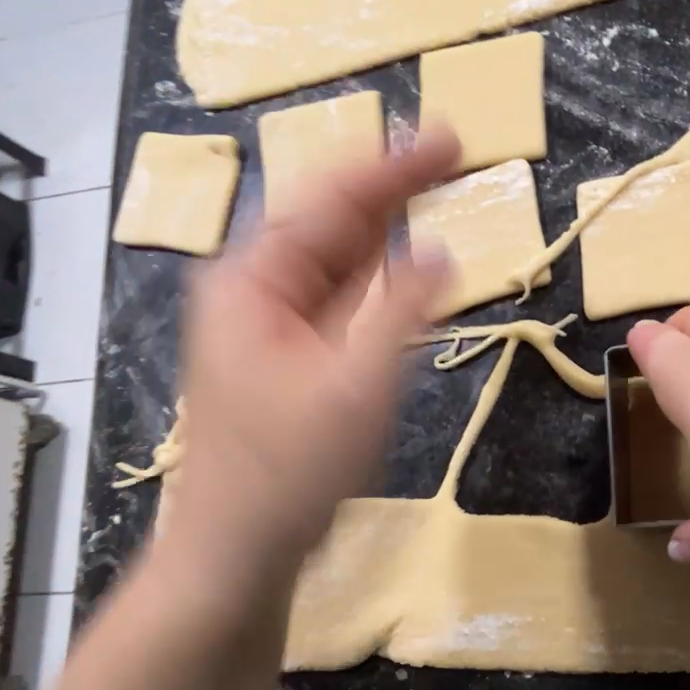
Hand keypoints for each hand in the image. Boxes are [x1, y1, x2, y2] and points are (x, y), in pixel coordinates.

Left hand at [159, 131, 459, 600]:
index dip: (392, 165)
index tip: (449, 138)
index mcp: (253, 281)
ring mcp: (270, 324)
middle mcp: (254, 290)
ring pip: (336, 261)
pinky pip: (338, 302)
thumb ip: (401, 310)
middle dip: (391, 188)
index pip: (329, 201)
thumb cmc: (287, 472)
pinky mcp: (289, 358)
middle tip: (452, 155)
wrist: (237, 551)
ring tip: (437, 193)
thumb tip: (442, 250)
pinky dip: (377, 282)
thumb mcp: (354, 386)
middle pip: (329, 221)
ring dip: (387, 230)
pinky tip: (409, 267)